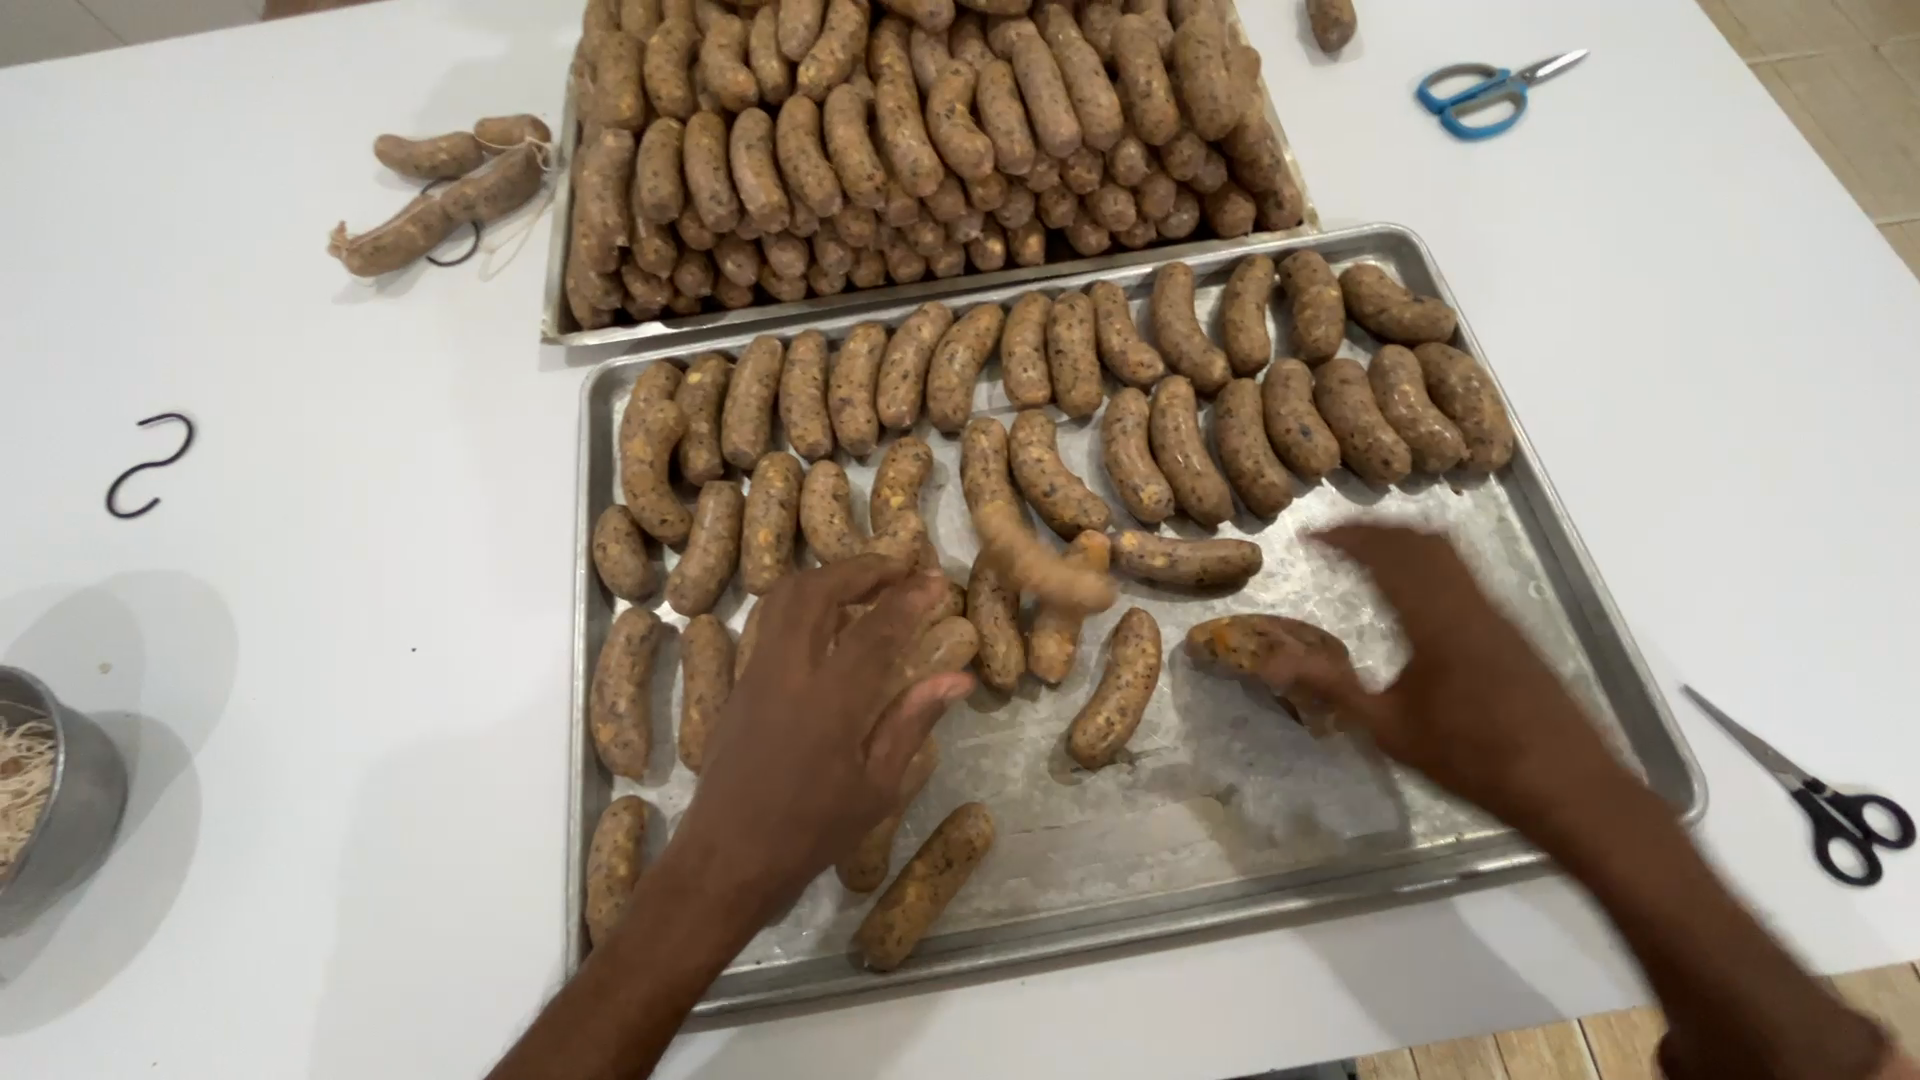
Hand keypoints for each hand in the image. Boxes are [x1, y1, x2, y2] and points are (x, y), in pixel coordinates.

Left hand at [667, 556, 973, 926]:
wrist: (726, 858)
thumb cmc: (811, 832)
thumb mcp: (877, 788)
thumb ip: (913, 722)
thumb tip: (958, 679)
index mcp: (829, 703)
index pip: (875, 630)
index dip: (909, 598)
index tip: (935, 580)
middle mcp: (787, 673)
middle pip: (818, 591)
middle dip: (861, 568)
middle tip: (898, 568)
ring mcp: (755, 673)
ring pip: (785, 597)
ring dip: (828, 577)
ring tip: (865, 584)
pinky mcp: (739, 682)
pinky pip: (770, 620)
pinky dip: (803, 601)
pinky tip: (827, 619)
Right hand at [1269, 525, 1637, 830]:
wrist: (1571, 787)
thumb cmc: (1472, 760)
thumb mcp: (1389, 728)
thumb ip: (1330, 686)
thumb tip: (1269, 661)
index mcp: (1436, 623)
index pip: (1386, 556)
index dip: (1345, 538)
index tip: (1309, 538)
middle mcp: (1469, 605)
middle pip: (1420, 540)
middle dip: (1372, 528)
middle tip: (1332, 534)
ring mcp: (1497, 614)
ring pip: (1448, 552)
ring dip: (1403, 539)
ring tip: (1365, 548)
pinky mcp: (1511, 629)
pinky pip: (1463, 572)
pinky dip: (1427, 559)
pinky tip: (1411, 587)